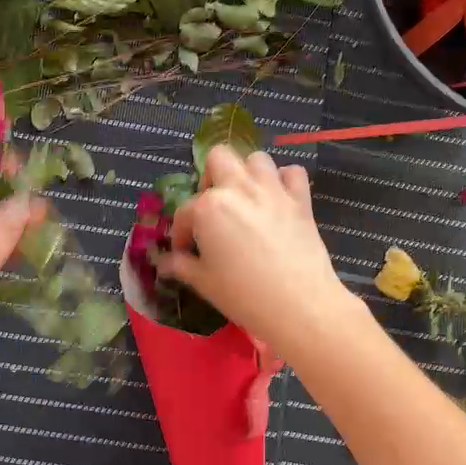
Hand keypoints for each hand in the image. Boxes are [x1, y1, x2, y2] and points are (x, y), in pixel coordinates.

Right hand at [160, 146, 355, 354]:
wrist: (299, 306)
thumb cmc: (243, 295)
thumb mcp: (203, 282)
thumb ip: (181, 265)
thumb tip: (165, 262)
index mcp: (208, 207)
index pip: (184, 211)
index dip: (180, 233)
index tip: (184, 251)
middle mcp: (239, 188)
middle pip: (219, 158)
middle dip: (210, 178)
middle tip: (213, 208)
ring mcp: (272, 190)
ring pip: (256, 159)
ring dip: (247, 174)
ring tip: (245, 200)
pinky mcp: (301, 199)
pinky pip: (293, 173)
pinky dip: (284, 180)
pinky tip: (277, 200)